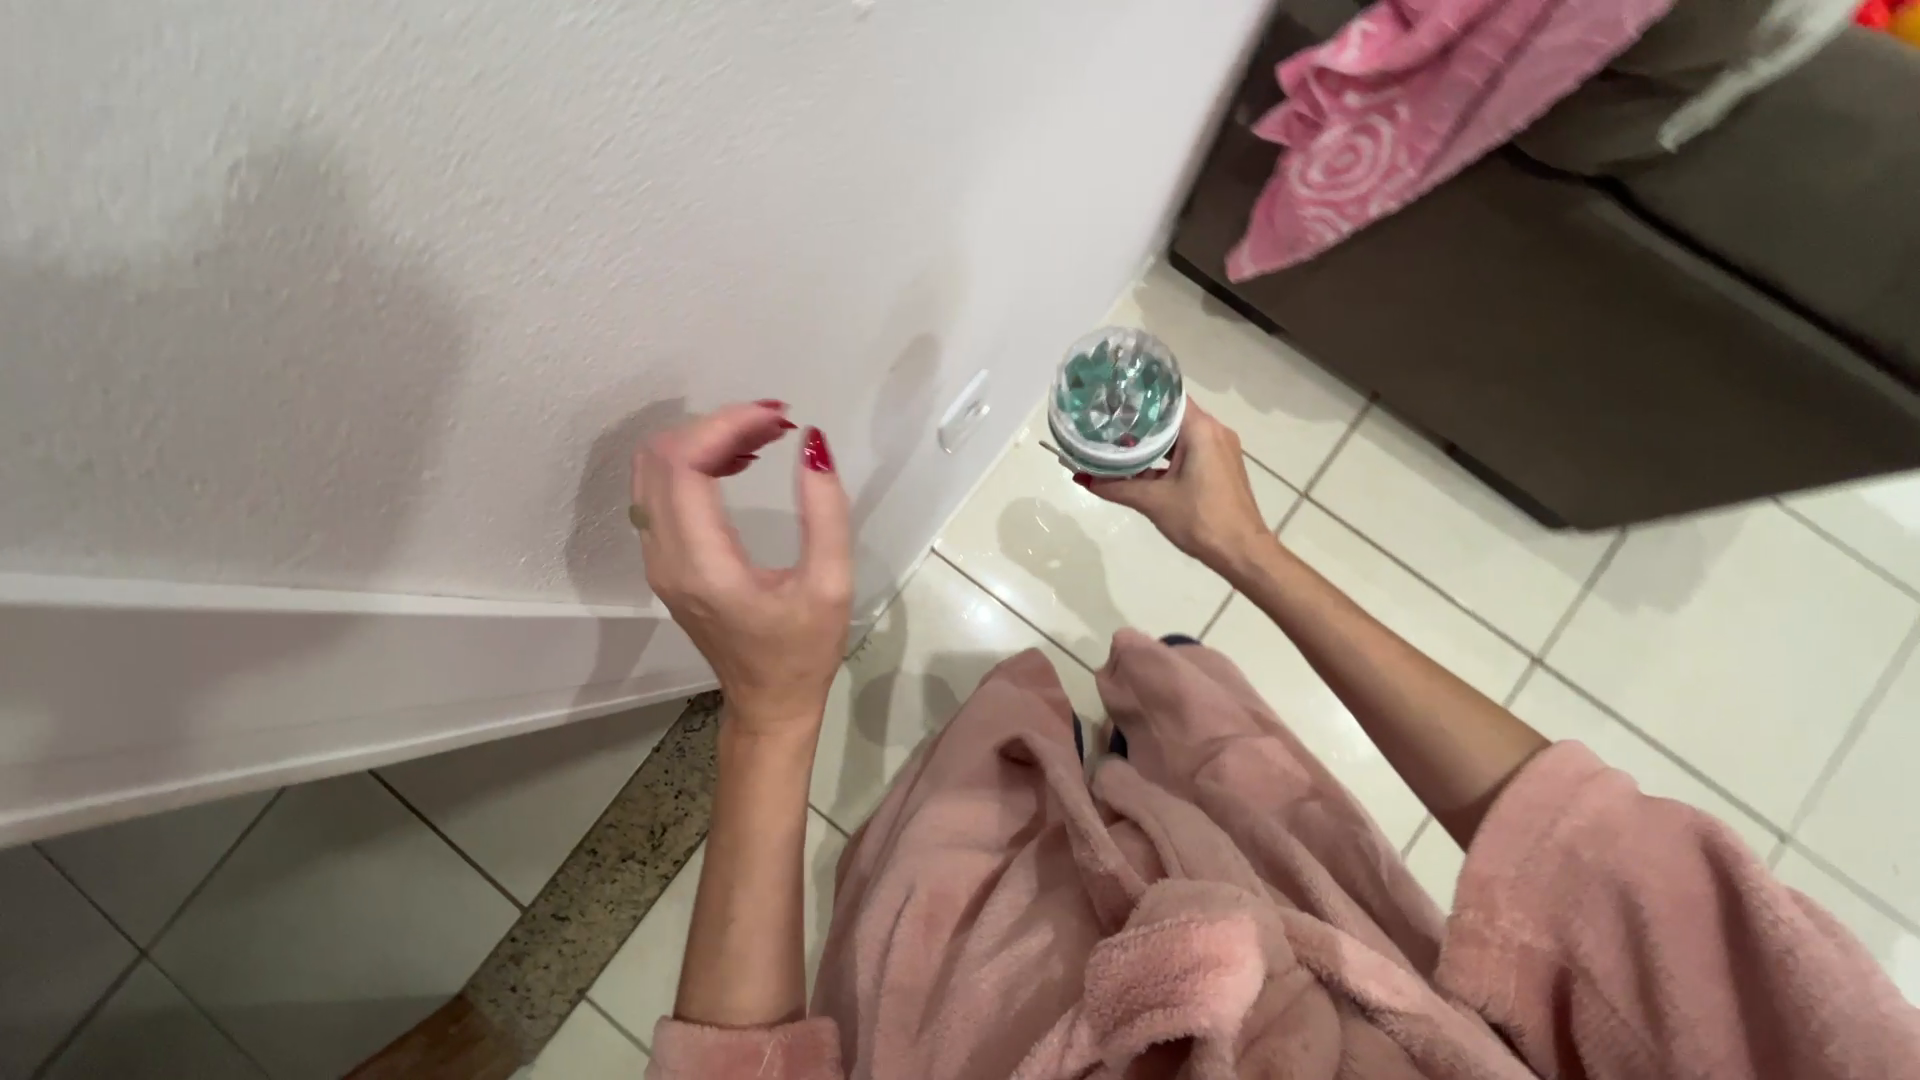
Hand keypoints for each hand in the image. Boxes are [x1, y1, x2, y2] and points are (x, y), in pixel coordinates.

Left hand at [632, 401, 851, 738]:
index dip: (727, 426)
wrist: (768, 703)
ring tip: (763, 438)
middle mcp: (666, 558)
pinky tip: (740, 462)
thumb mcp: (831, 584)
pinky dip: (695, 464)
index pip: (685, 464)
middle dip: (716, 426)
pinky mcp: (665, 563)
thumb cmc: (804, 651)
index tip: (778, 418)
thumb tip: (813, 443)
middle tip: (775, 424)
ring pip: (655, 471)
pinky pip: (662, 493)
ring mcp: (658, 561)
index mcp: (704, 565)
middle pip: (661, 458)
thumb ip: (826, 511)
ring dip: (704, 441)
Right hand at [1076, 401, 1276, 574]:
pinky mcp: (1220, 466)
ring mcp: (1220, 449)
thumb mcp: (1152, 501)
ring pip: (1180, 435)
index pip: (1167, 398)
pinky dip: (1166, 455)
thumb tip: (1080, 477)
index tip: (1112, 400)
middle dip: (1140, 420)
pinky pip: (1189, 450)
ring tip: (1117, 442)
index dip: (1138, 397)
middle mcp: (1214, 431)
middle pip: (1171, 416)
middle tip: (1106, 422)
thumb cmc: (1200, 519)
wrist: (1241, 551)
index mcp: (1201, 429)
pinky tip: (1141, 466)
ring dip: (1152, 440)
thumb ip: (1114, 486)